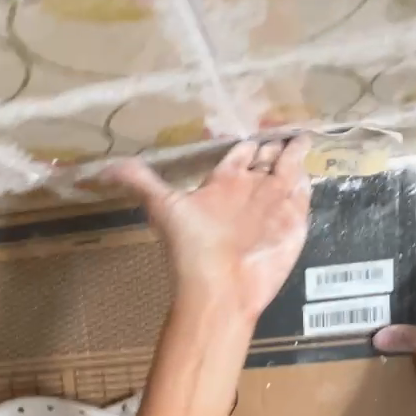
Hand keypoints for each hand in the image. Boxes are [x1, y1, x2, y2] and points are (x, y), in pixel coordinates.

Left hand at [107, 136, 312, 323]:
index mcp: (222, 184)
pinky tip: (313, 165)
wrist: (222, 288)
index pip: (237, 156)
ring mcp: (273, 206)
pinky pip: (304, 193)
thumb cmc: (192, 249)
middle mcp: (248, 192)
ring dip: (295, 154)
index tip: (251, 130)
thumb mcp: (162, 206)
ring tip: (305, 136)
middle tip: (283, 127)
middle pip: (266, 160)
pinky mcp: (294, 222)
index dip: (244, 143)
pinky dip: (310, 178)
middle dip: (273, 145)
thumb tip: (101, 169)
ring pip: (288, 171)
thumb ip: (139, 181)